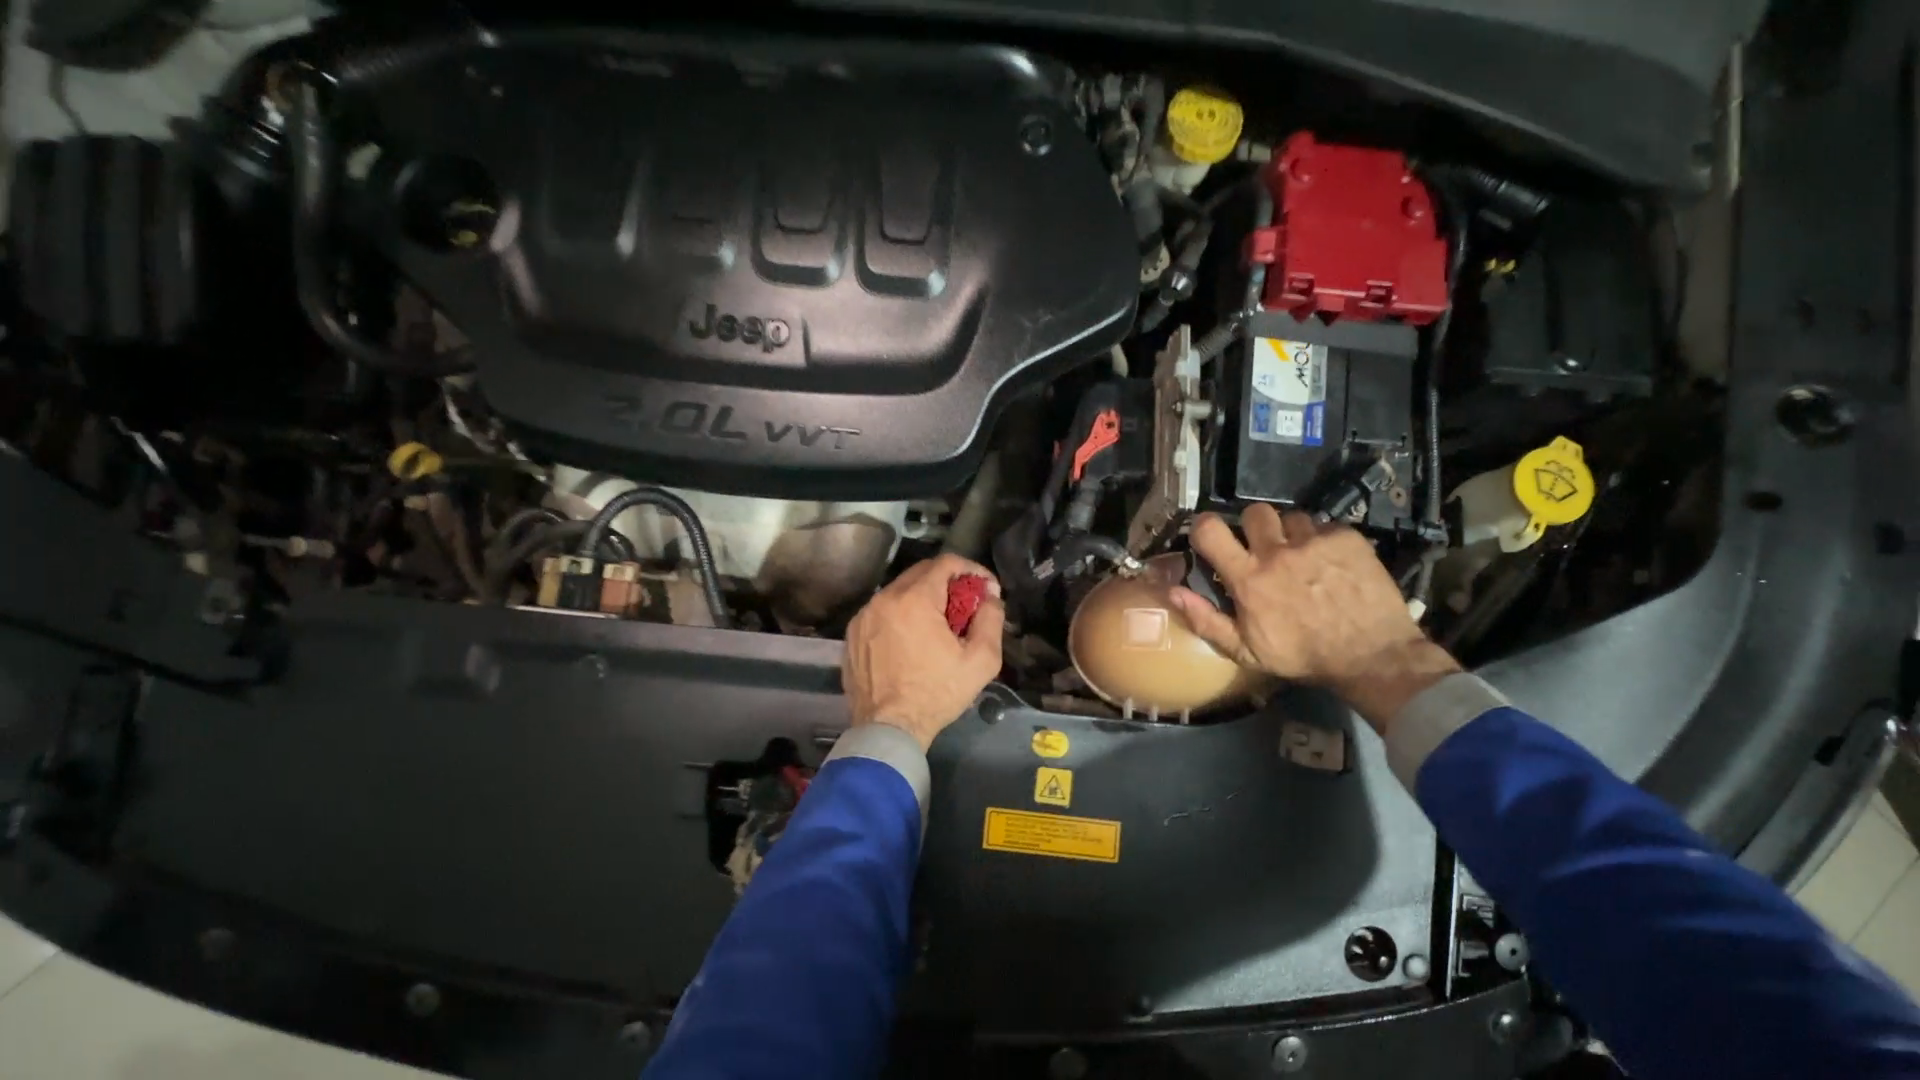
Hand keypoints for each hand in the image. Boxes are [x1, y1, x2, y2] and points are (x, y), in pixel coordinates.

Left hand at [842, 554, 1005, 750]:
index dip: (971, 569)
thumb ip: (991, 620)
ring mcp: (863, 616)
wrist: (888, 729)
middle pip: (921, 572)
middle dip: (948, 582)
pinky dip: (901, 615)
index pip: (946, 562)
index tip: (985, 588)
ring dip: (923, 598)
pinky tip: (912, 639)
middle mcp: (884, 599)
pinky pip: (881, 611)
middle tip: (966, 606)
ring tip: (940, 625)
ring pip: (899, 591)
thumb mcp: (980, 661)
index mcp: (914, 600)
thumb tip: (990, 597)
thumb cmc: (937, 694)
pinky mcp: (852, 634)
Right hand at [1167, 505, 1460, 733]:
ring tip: (1302, 558)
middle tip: (1264, 550)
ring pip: (1291, 518)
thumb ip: (1206, 621)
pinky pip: (1325, 526)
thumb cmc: (1302, 657)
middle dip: (1254, 529)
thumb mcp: (1246, 651)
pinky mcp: (1346, 538)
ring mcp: (1314, 541)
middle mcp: (1277, 552)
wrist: (1371, 656)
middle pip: (1253, 513)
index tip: (1211, 540)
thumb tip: (1173, 592)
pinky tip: (1330, 564)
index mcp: (1248, 578)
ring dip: (1291, 535)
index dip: (1204, 528)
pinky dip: (1323, 541)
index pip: (1209, 529)